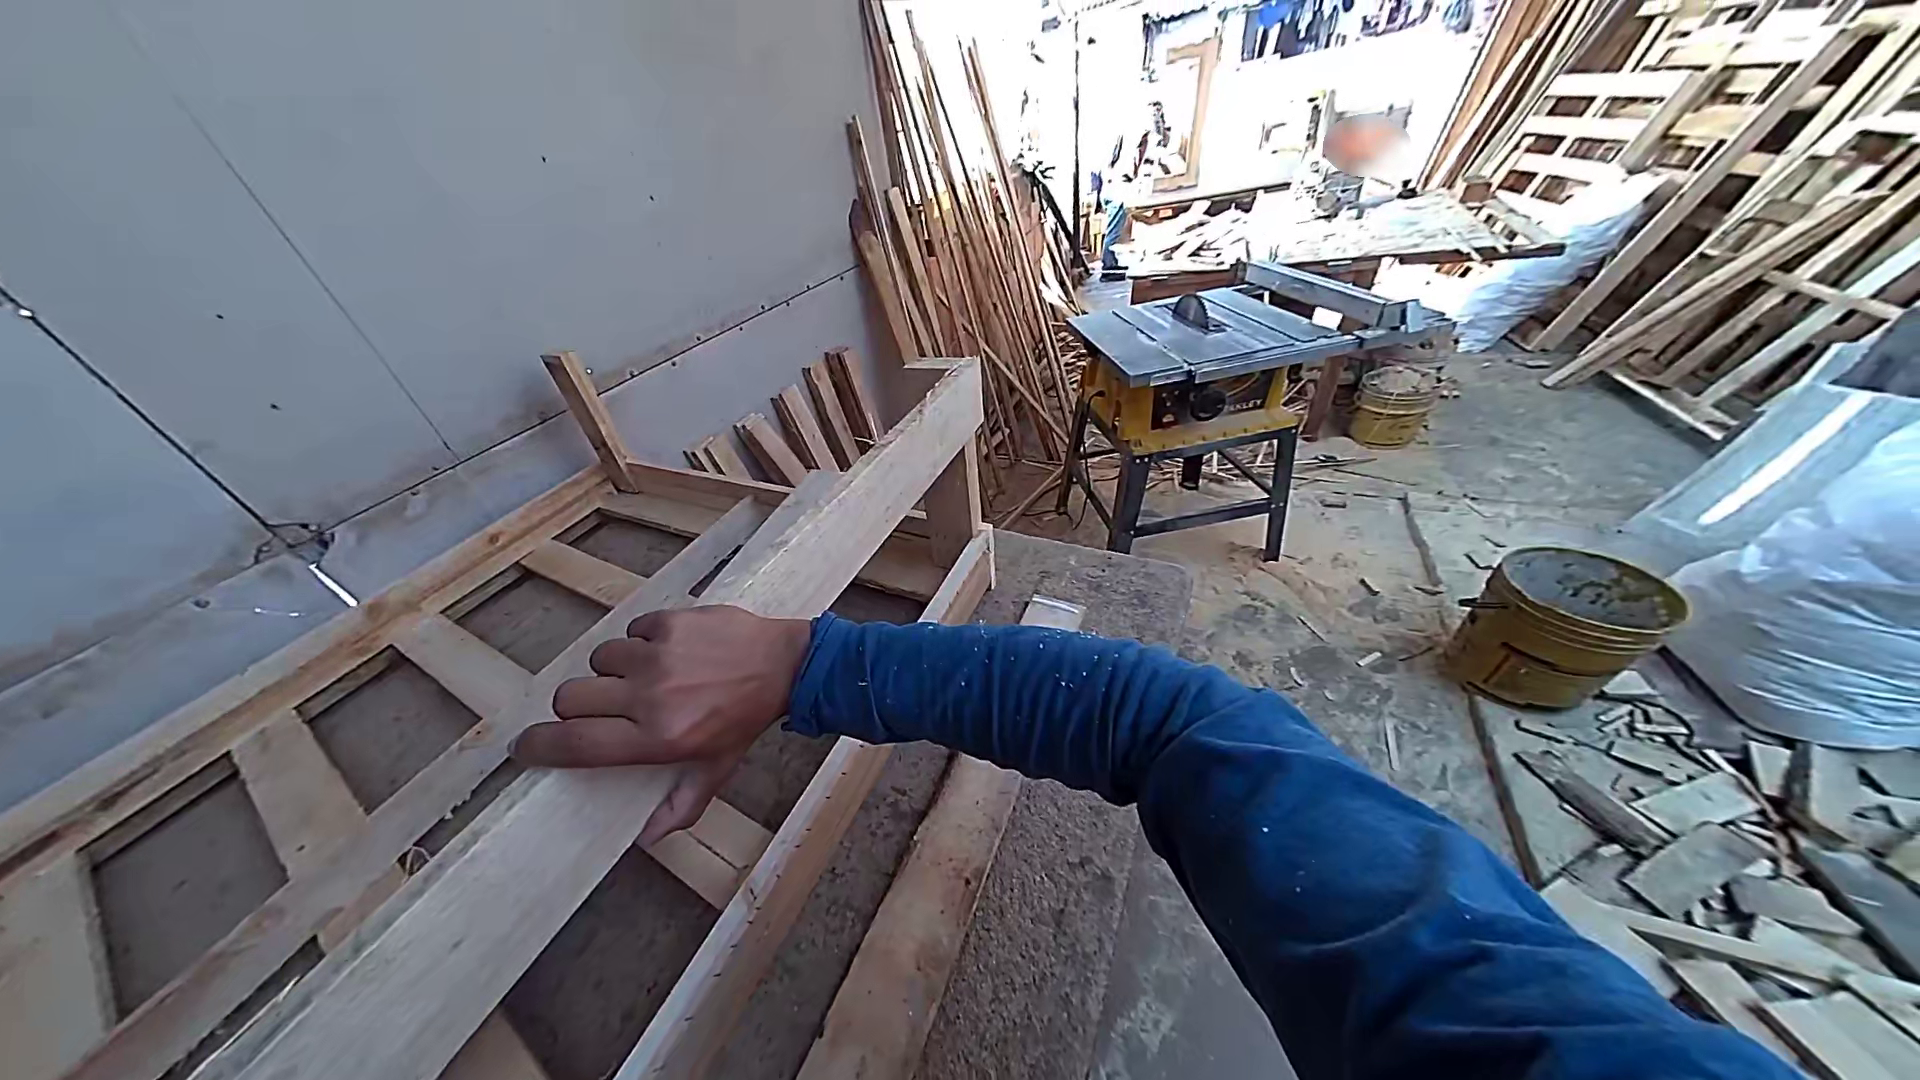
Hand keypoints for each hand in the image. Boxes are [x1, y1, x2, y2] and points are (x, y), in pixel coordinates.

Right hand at [512, 605, 812, 844]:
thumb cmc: (749, 717)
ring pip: (599, 659)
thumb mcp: (719, 766)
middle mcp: (651, 696)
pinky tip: (668, 649)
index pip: (573, 744)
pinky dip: (642, 639)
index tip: (527, 745)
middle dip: (578, 705)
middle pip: (571, 697)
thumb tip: (646, 838)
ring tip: (643, 674)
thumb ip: (682, 803)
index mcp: (657, 738)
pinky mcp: (672, 621)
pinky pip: (631, 629)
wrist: (785, 663)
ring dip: (614, 669)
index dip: (538, 746)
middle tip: (604, 706)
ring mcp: (660, 654)